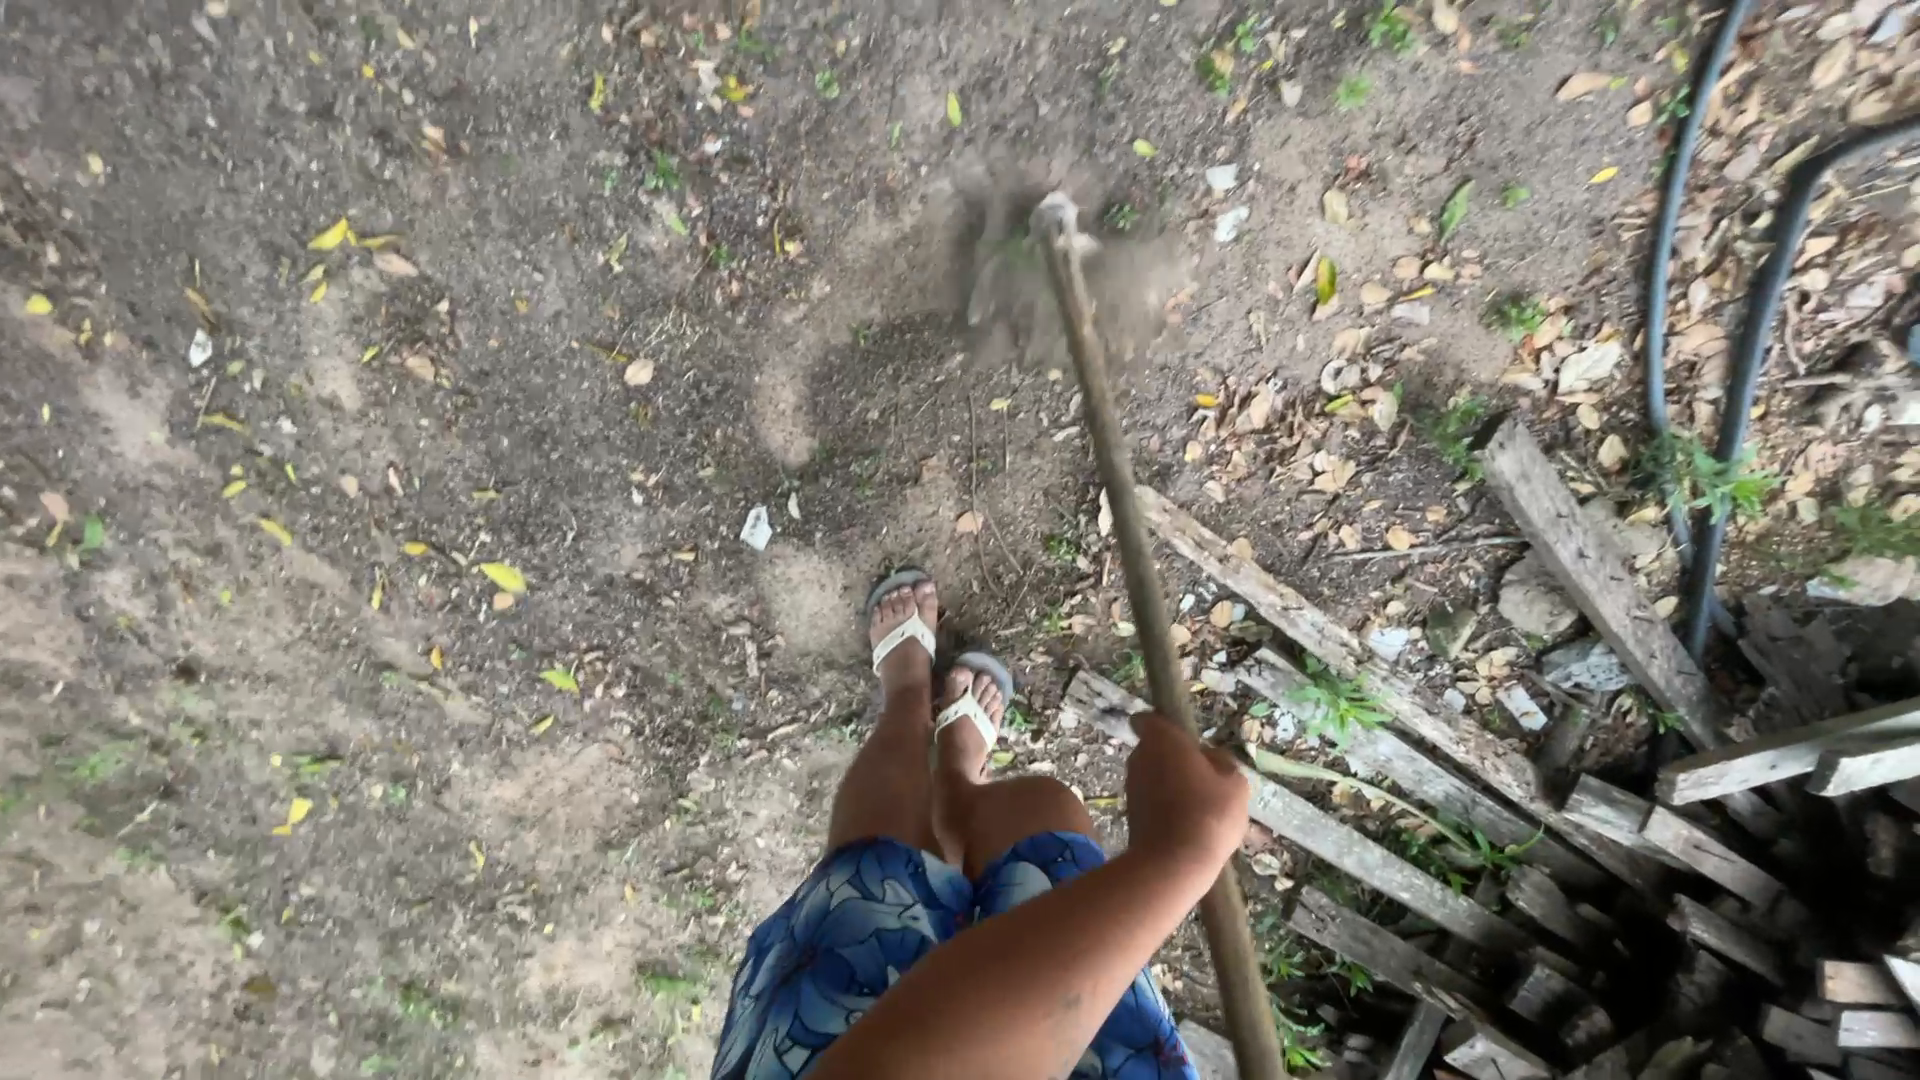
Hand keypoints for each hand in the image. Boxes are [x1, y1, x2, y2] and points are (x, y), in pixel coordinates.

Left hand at [1124, 711, 1249, 877]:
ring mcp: (1131, 785)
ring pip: (1152, 775)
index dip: (1163, 727)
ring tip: (1199, 807)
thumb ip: (1222, 763)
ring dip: (1170, 785)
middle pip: (1154, 749)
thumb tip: (1211, 758)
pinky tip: (1187, 825)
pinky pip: (1150, 799)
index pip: (1148, 720)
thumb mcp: (1234, 783)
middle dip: (1173, 760)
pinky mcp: (1129, 811)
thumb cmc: (1208, 812)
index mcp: (1161, 739)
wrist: (1175, 861)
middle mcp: (1139, 756)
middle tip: (1202, 779)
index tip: (1183, 742)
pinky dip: (1164, 806)